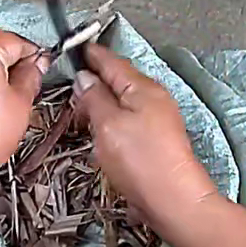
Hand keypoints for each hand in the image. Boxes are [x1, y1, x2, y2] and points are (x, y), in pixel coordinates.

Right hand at [71, 43, 221, 235]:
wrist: (174, 199)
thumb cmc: (142, 161)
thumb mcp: (108, 124)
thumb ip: (95, 98)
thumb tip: (85, 78)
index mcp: (143, 88)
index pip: (113, 62)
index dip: (92, 54)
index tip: (75, 46)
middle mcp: (155, 100)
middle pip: (120, 81)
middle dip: (96, 80)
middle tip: (72, 84)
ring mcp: (159, 120)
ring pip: (124, 102)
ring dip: (103, 104)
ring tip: (82, 109)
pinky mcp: (157, 141)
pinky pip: (129, 122)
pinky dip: (113, 122)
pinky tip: (102, 133)